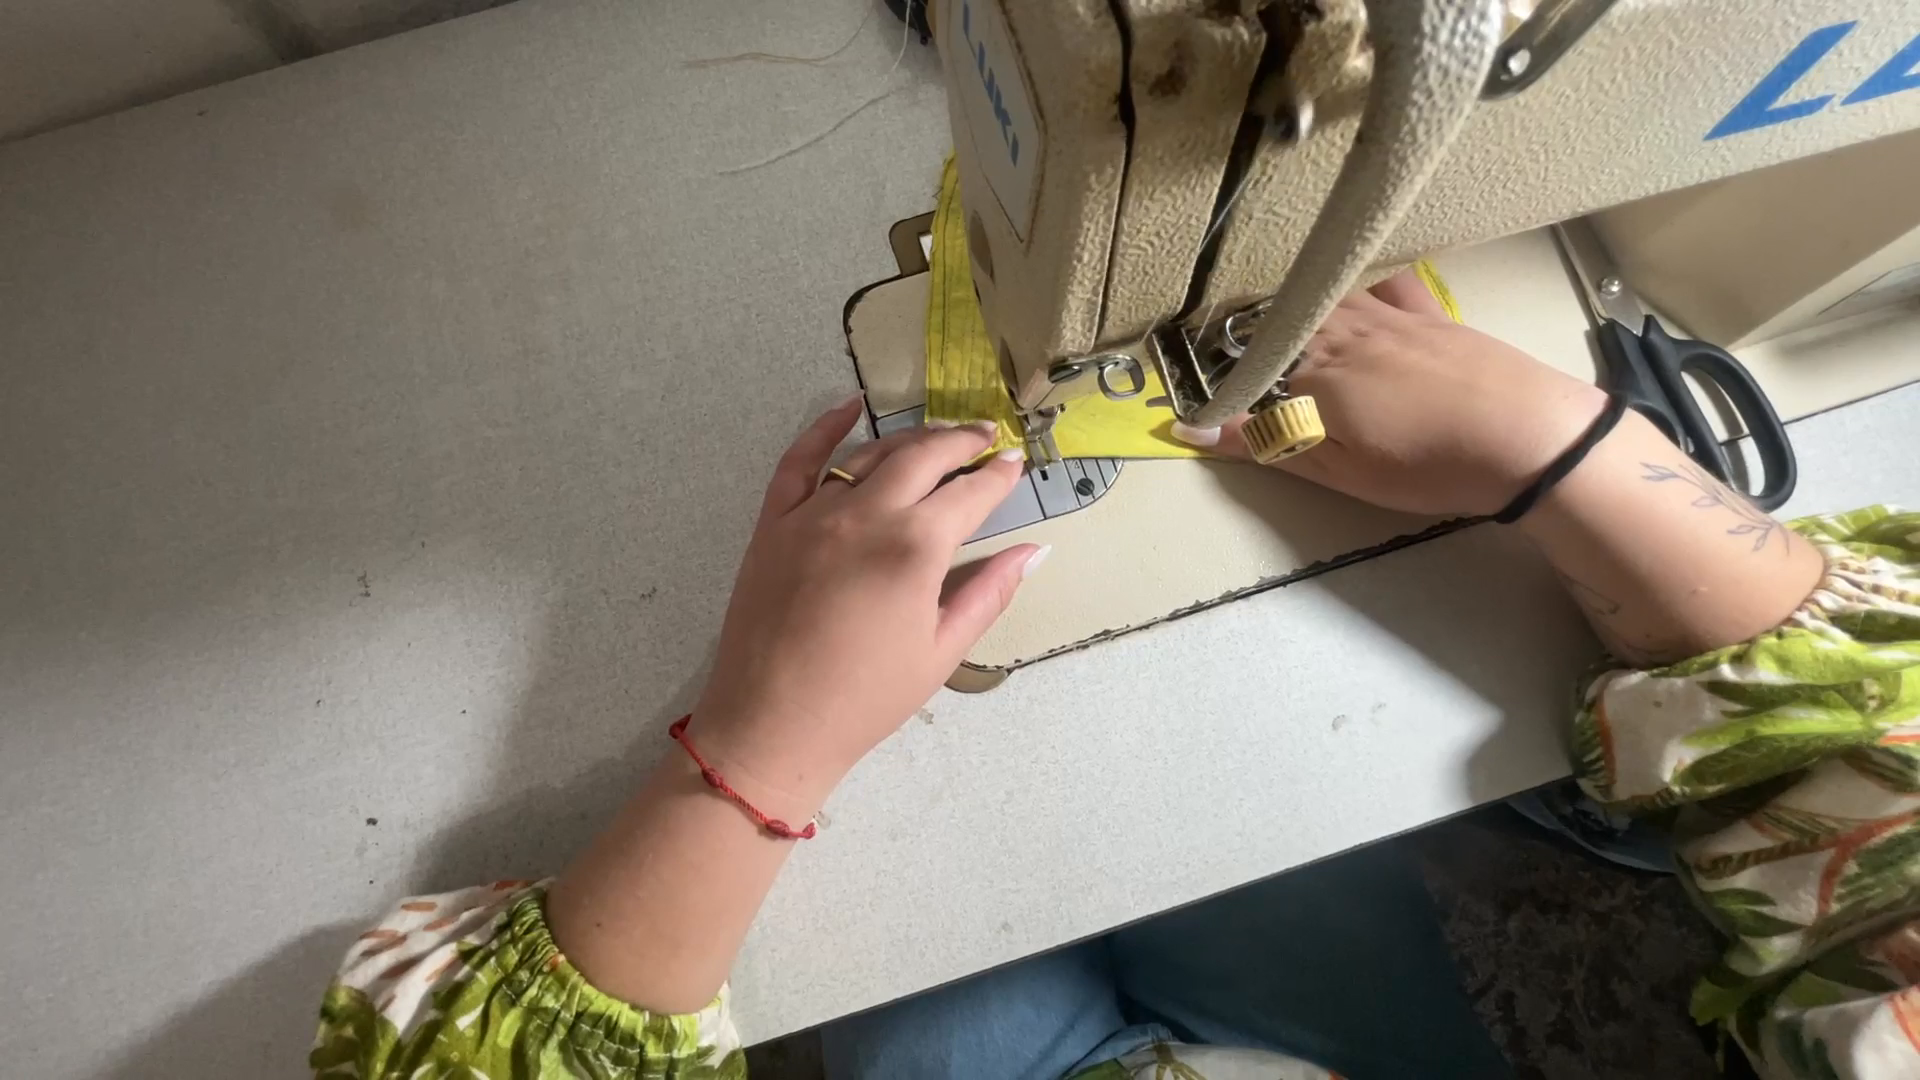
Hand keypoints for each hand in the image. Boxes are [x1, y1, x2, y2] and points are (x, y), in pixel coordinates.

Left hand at [688, 396, 1044, 813]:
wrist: (772, 725)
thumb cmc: (866, 699)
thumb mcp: (942, 652)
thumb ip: (990, 592)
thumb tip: (1034, 550)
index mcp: (915, 549)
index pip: (971, 493)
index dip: (999, 476)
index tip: (1015, 463)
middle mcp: (867, 515)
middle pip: (925, 456)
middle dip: (962, 440)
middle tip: (986, 436)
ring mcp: (814, 513)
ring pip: (872, 454)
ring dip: (912, 438)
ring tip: (939, 435)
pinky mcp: (774, 521)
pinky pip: (800, 460)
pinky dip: (824, 428)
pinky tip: (848, 407)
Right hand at [1174, 270, 1606, 516]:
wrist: (1533, 439)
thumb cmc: (1427, 466)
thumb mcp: (1339, 471)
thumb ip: (1264, 444)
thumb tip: (1189, 428)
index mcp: (1314, 378)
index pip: (1250, 376)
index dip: (1227, 391)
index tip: (1210, 403)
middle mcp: (1342, 337)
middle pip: (1281, 329)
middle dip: (1252, 344)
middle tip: (1241, 363)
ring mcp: (1388, 319)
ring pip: (1323, 302)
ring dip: (1295, 313)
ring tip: (1282, 330)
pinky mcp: (1429, 315)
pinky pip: (1385, 284)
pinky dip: (1361, 287)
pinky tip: (1356, 297)